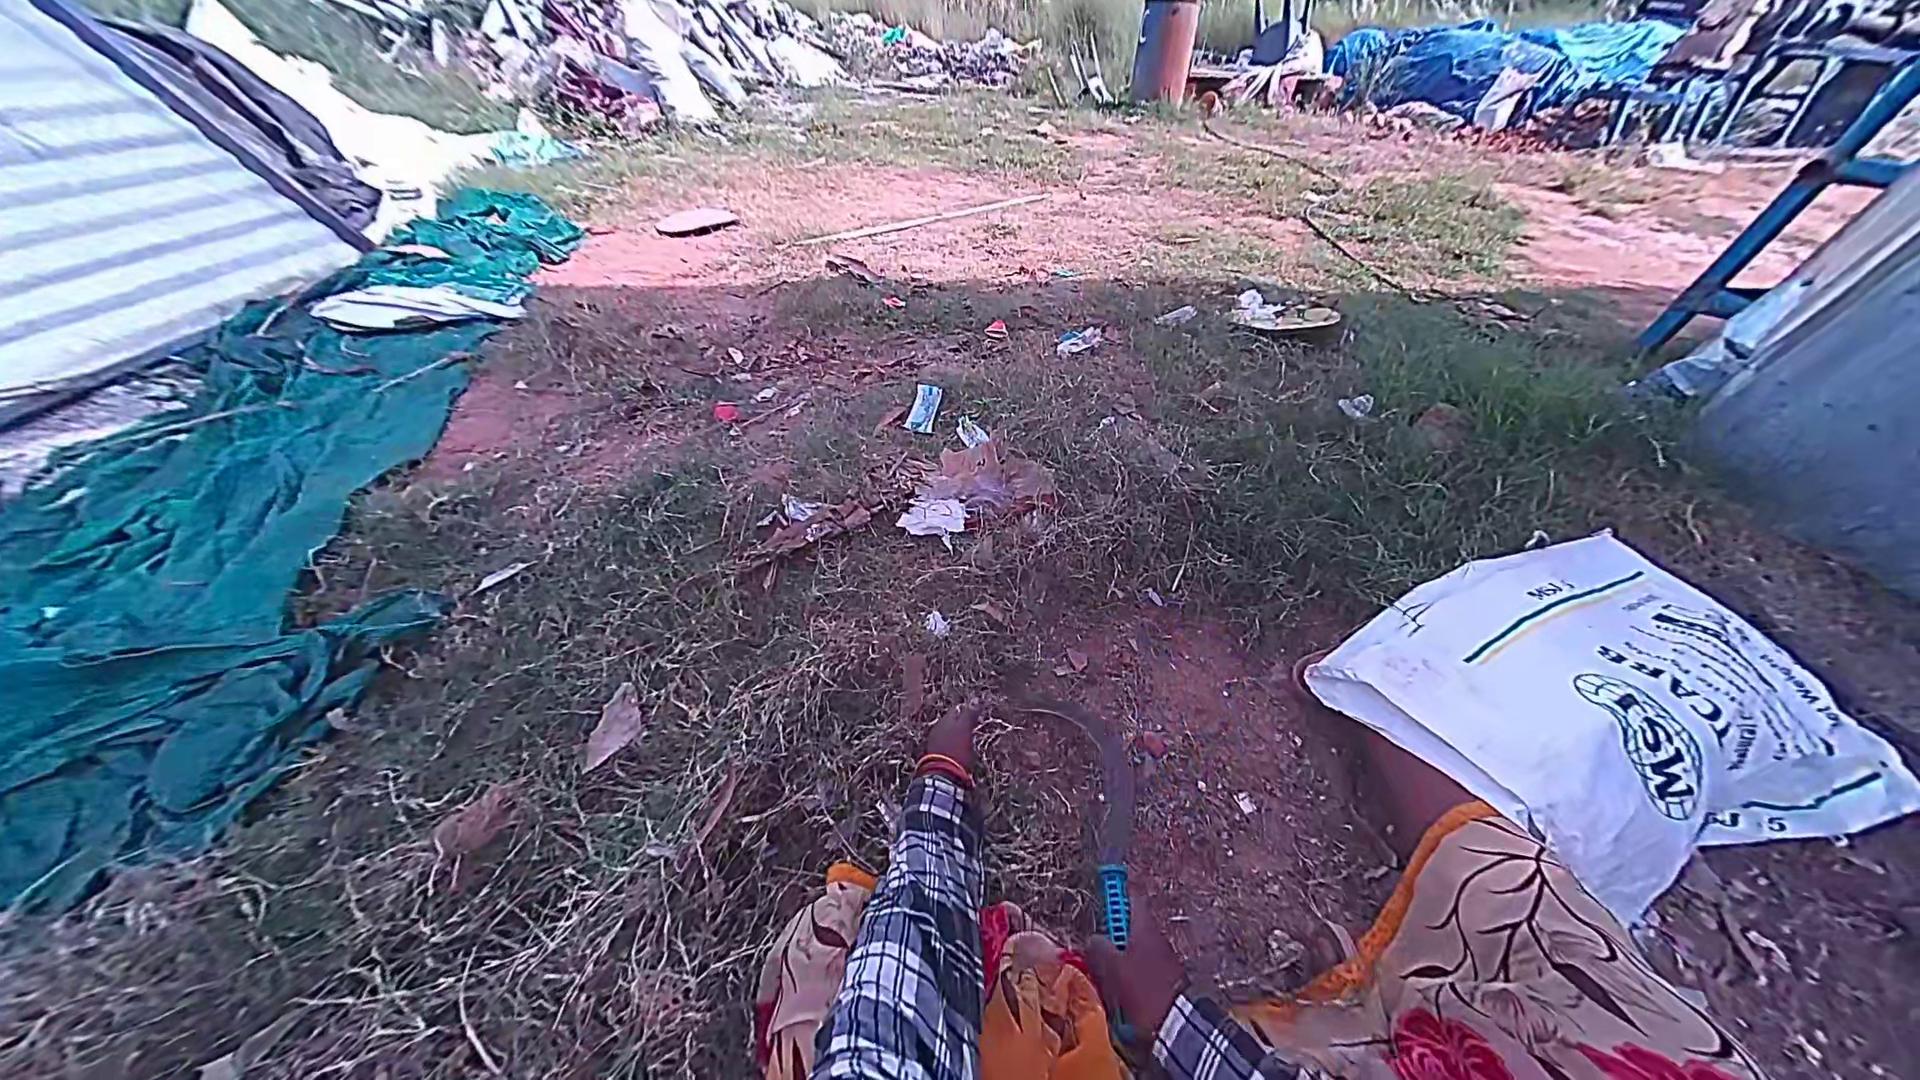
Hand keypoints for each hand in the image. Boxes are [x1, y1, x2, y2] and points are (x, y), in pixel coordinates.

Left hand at [923, 698, 982, 773]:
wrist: (942, 777)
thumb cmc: (955, 750)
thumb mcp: (965, 730)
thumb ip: (969, 714)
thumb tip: (976, 698)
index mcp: (944, 722)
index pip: (957, 709)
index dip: (967, 709)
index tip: (978, 710)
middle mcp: (937, 730)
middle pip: (952, 722)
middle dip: (962, 722)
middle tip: (974, 724)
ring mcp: (936, 744)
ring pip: (950, 734)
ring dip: (958, 735)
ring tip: (969, 739)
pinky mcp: (938, 757)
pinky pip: (949, 746)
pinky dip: (955, 746)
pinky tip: (961, 752)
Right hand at [1085, 887, 1186, 1048]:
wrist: (1179, 1027)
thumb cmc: (1144, 990)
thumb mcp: (1113, 968)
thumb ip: (1099, 948)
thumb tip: (1093, 938)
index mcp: (1144, 926)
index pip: (1132, 895)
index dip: (1117, 889)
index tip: (1103, 889)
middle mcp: (1156, 936)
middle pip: (1131, 922)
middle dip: (1113, 931)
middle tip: (1098, 944)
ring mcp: (1163, 958)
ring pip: (1135, 946)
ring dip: (1120, 954)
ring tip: (1107, 973)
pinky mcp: (1167, 978)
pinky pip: (1143, 966)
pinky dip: (1131, 971)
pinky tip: (1122, 990)